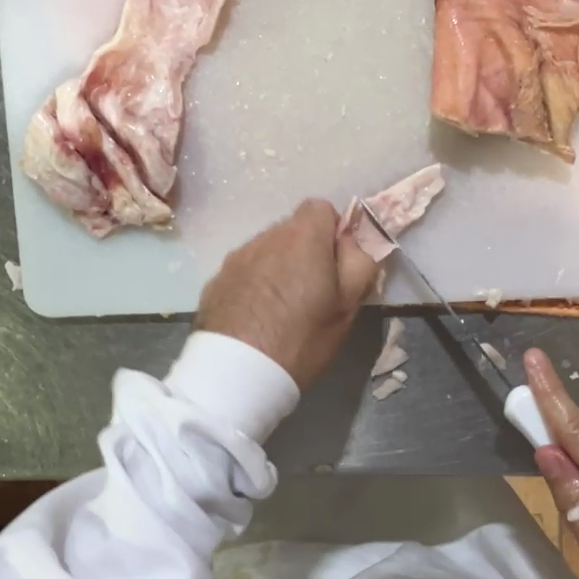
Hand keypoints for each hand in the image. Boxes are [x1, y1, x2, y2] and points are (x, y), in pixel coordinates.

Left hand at [196, 200, 379, 386]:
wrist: (237, 372)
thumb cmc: (301, 338)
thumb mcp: (347, 305)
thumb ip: (361, 262)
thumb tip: (362, 237)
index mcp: (303, 237)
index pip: (321, 207)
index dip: (333, 231)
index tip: (337, 264)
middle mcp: (266, 237)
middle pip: (292, 228)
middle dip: (306, 250)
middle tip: (314, 291)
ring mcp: (236, 257)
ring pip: (267, 249)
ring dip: (279, 266)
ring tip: (284, 306)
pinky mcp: (215, 280)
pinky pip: (245, 270)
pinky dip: (255, 283)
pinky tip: (258, 315)